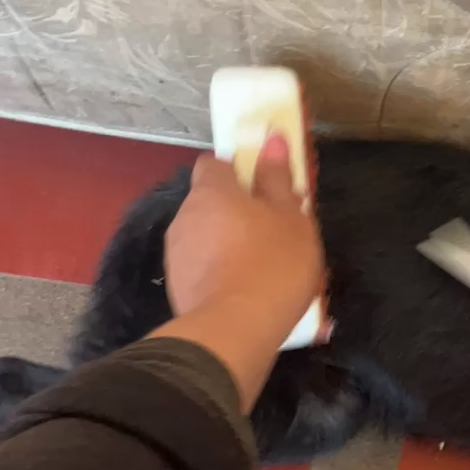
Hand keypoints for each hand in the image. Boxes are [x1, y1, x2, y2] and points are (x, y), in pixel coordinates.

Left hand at [149, 136, 323, 406]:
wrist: (236, 329)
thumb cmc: (273, 263)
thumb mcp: (291, 218)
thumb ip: (279, 180)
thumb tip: (273, 140)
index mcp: (213, 191)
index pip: (215, 163)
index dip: (239, 171)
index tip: (264, 188)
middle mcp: (186, 215)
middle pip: (211, 202)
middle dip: (237, 212)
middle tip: (274, 232)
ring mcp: (178, 253)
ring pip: (207, 237)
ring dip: (229, 244)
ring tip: (263, 268)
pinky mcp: (178, 287)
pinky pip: (204, 268)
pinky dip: (222, 273)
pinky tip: (248, 291)